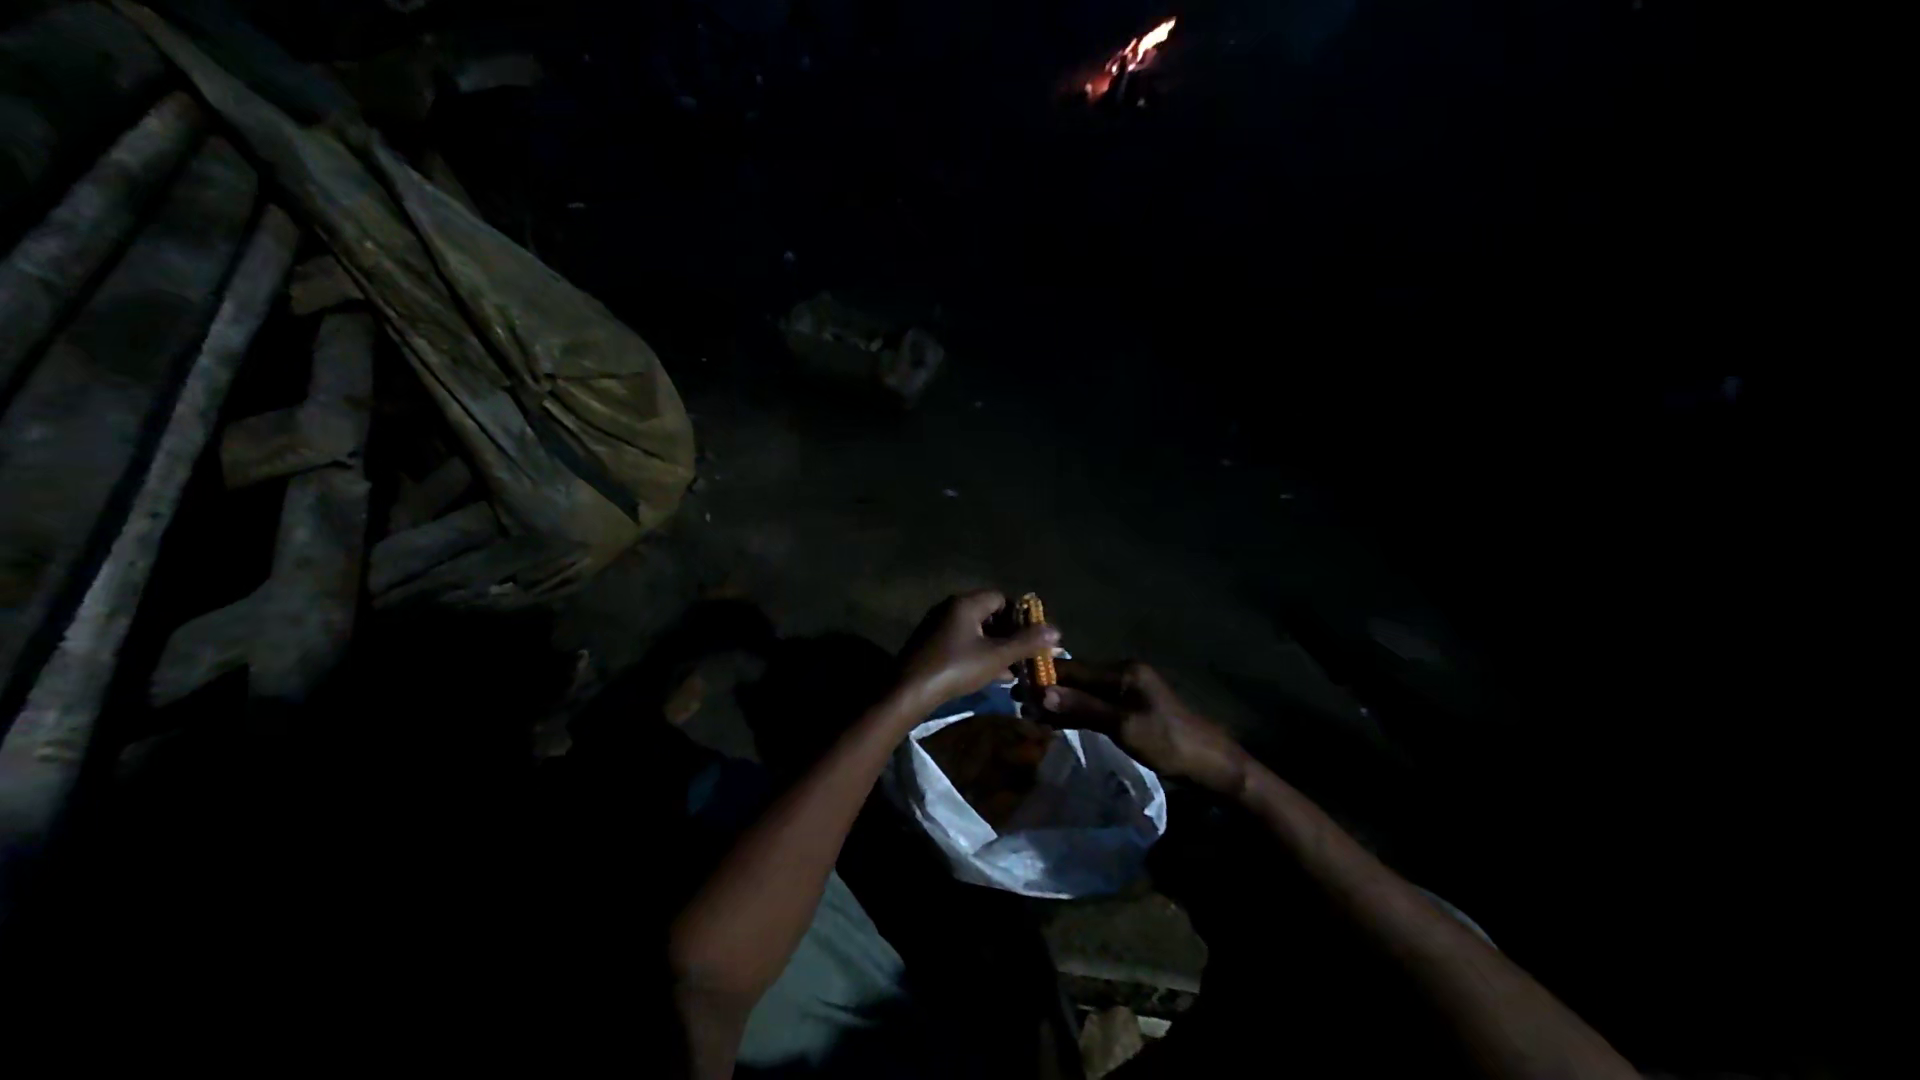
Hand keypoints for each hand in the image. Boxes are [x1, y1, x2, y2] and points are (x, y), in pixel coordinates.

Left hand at [894, 591, 1058, 715]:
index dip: (1021, 616)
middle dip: (1010, 634)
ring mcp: (939, 627)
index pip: (1001, 598)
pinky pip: (963, 643)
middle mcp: (951, 608)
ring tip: (1014, 668)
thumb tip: (1056, 630)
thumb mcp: (996, 656)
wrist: (909, 691)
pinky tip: (993, 675)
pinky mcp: (932, 645)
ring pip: (977, 631)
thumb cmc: (955, 668)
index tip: (1034, 637)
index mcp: (966, 603)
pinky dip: (980, 654)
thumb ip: (1026, 642)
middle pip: (989, 614)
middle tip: (1027, 654)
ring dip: (996, 647)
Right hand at [1036, 661, 1249, 796]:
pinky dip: (1077, 712)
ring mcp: (1129, 692)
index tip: (1017, 685)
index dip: (1046, 677)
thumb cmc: (1168, 742)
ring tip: (1031, 713)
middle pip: (1079, 678)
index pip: (1075, 668)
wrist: (1210, 764)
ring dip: (1061, 703)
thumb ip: (1084, 707)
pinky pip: (1096, 705)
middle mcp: (1124, 674)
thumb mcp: (1124, 726)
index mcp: (1124, 671)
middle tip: (1020, 703)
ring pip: (1085, 693)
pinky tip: (1058, 720)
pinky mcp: (1131, 709)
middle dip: (1050, 690)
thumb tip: (1044, 692)